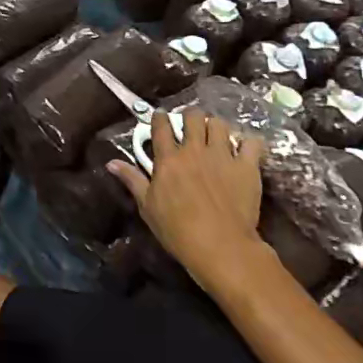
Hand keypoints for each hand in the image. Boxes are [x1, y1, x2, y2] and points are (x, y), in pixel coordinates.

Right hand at [107, 109, 265, 285]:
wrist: (220, 246)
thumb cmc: (178, 231)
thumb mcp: (148, 207)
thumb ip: (132, 180)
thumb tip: (111, 162)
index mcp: (169, 159)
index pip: (161, 126)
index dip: (160, 118)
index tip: (161, 119)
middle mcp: (195, 150)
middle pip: (193, 116)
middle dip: (190, 117)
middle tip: (190, 128)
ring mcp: (223, 155)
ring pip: (219, 124)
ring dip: (215, 127)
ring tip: (215, 137)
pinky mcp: (247, 166)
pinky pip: (251, 142)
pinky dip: (248, 143)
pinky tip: (245, 151)